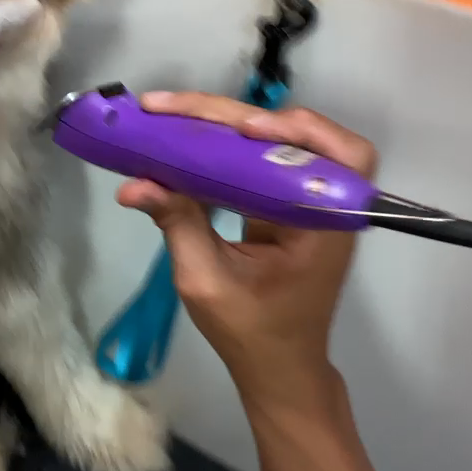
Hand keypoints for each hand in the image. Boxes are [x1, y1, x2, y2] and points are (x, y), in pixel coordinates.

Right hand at [116, 92, 377, 405]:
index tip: (245, 129)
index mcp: (323, 224)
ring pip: (272, 137)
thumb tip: (132, 184)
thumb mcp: (206, 281)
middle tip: (167, 106)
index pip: (339, 157)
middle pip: (294, 133)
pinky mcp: (279, 200)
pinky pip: (255, 155)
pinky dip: (221, 140)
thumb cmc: (251, 330)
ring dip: (223, 119)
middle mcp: (323, 203)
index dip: (297, 131)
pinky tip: (184, 135)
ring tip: (171, 112)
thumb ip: (178, 224)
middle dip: (229, 114)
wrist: (277, 364)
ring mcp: (301, 199)